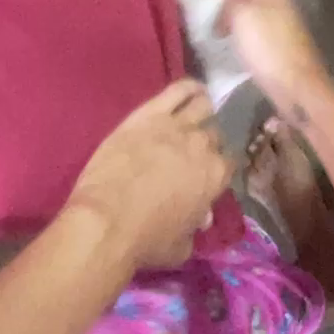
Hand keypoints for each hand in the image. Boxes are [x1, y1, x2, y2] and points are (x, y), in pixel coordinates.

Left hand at [66, 79, 232, 270]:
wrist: (106, 220)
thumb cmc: (145, 241)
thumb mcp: (181, 246)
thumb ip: (195, 226)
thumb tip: (199, 215)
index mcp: (215, 175)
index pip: (227, 163)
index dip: (217, 169)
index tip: (208, 175)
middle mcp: (202, 144)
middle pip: (213, 134)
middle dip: (207, 143)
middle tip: (192, 153)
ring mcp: (177, 124)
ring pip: (202, 106)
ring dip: (202, 112)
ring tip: (195, 116)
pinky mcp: (150, 112)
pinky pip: (178, 89)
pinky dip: (189, 87)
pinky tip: (192, 89)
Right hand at [211, 0, 333, 125]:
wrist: (295, 86)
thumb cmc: (268, 47)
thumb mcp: (242, 17)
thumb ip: (228, 4)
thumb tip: (224, 8)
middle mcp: (279, 2)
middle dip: (221, 1)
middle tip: (201, 13)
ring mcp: (281, 24)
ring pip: (248, 13)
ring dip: (228, 18)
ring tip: (211, 29)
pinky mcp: (278, 44)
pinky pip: (253, 30)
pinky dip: (237, 32)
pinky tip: (227, 43)